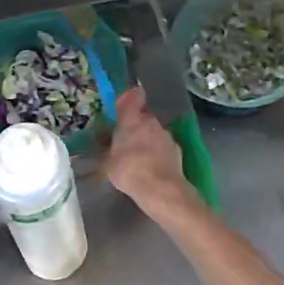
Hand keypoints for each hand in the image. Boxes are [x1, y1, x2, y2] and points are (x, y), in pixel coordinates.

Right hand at [106, 86, 195, 214]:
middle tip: (127, 141)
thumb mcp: (108, 163)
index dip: (130, 98)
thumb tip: (106, 145)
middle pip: (143, 117)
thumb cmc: (128, 171)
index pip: (133, 96)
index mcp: (131, 120)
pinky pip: (164, 145)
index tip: (125, 106)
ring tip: (140, 158)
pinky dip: (159, 152)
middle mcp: (150, 121)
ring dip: (148, 139)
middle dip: (136, 126)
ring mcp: (166, 134)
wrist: (160, 188)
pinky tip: (153, 166)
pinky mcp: (177, 148)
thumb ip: (108, 149)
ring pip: (154, 131)